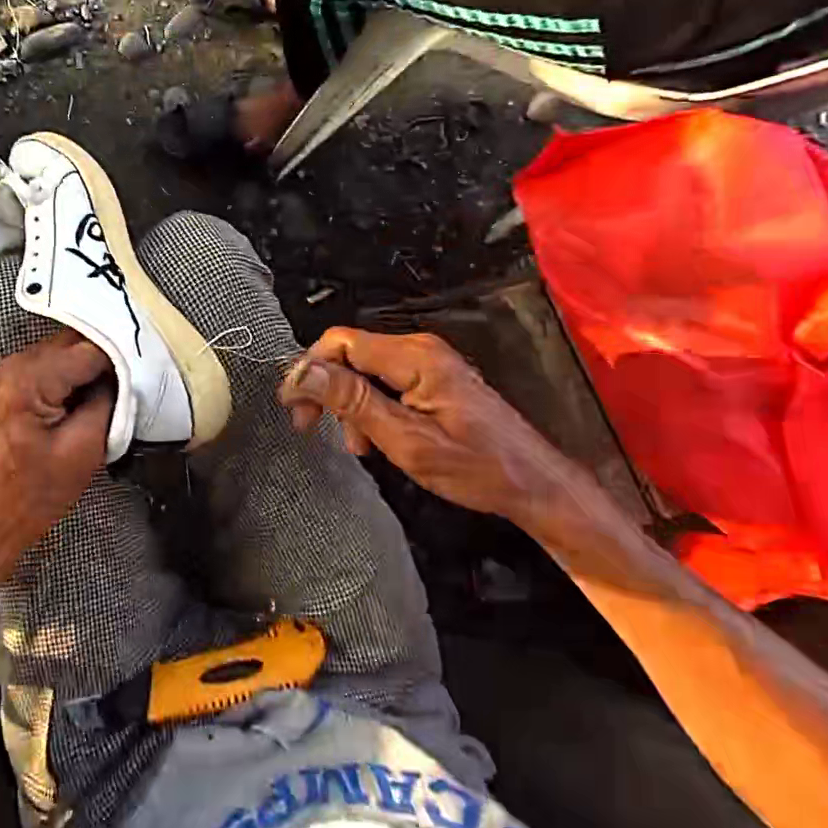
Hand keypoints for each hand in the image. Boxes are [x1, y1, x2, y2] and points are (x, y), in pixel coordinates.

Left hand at [0, 330, 113, 634]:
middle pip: (74, 342)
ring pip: (64, 353)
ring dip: (91, 370)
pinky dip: (73, 380)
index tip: (149, 371)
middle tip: (135, 383)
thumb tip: (124, 377)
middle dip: (108, 359)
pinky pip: (50, 369)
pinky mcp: (9, 388)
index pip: (90, 347)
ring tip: (114, 395)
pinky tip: (88, 401)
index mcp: (28, 378)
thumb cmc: (31, 496)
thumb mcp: (85, 448)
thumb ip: (109, 402)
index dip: (124, 358)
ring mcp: (7, 375)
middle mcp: (12, 365)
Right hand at [279, 327, 590, 523]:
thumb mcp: (406, 440)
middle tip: (308, 426)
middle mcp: (419, 349)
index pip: (340, 342)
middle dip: (324, 389)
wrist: (534, 484)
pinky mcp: (431, 379)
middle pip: (349, 354)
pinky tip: (373, 437)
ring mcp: (427, 363)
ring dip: (346, 403)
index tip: (293, 406)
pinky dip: (368, 407)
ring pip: (363, 370)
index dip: (309, 369)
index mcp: (415, 358)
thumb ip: (353, 401)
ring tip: (355, 444)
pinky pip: (383, 382)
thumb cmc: (475, 467)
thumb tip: (303, 372)